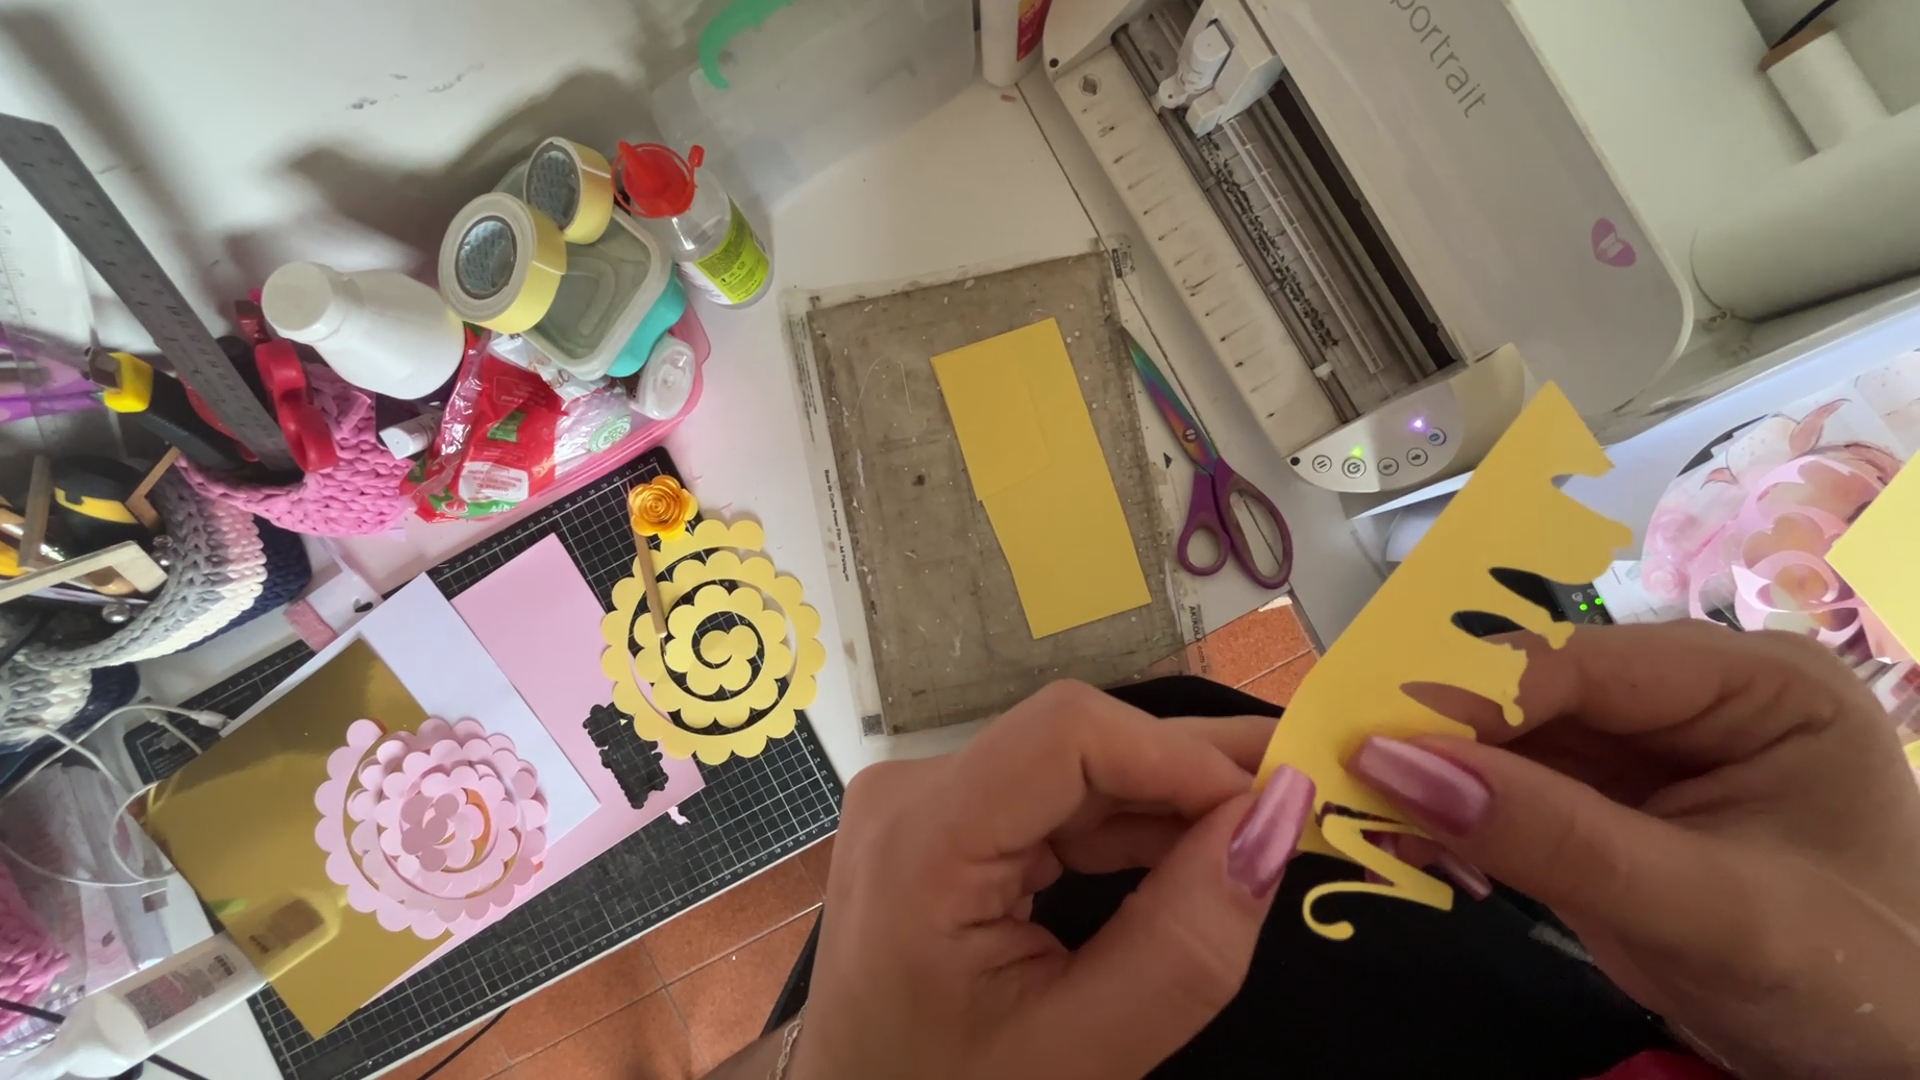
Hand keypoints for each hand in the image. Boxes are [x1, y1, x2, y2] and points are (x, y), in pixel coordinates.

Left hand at [788, 681, 1313, 1079]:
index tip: (1274, 799)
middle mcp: (915, 788)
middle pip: (1073, 742)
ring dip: (1168, 793)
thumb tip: (1274, 823)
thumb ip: (1180, 947)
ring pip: (1072, 766)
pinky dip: (1126, 822)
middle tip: (1299, 783)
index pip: (1065, 733)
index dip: (1178, 752)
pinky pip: (1052, 799)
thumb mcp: (1076, 1056)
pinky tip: (1193, 842)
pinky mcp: (946, 815)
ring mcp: (926, 796)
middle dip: (1190, 766)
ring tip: (1264, 814)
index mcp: (922, 837)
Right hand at [1347, 621, 1919, 1079]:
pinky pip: (1483, 776)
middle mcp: (1674, 688)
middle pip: (1515, 688)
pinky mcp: (1577, 783)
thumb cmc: (1851, 990)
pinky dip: (1432, 803)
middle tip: (1340, 768)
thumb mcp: (1709, 916)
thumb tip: (1382, 761)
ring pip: (1484, 729)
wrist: (1874, 1073)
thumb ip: (1552, 838)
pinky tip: (1390, 829)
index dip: (1464, 696)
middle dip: (1430, 733)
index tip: (1364, 738)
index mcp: (1750, 680)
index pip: (1573, 664)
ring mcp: (1620, 736)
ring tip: (1349, 802)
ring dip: (1418, 769)